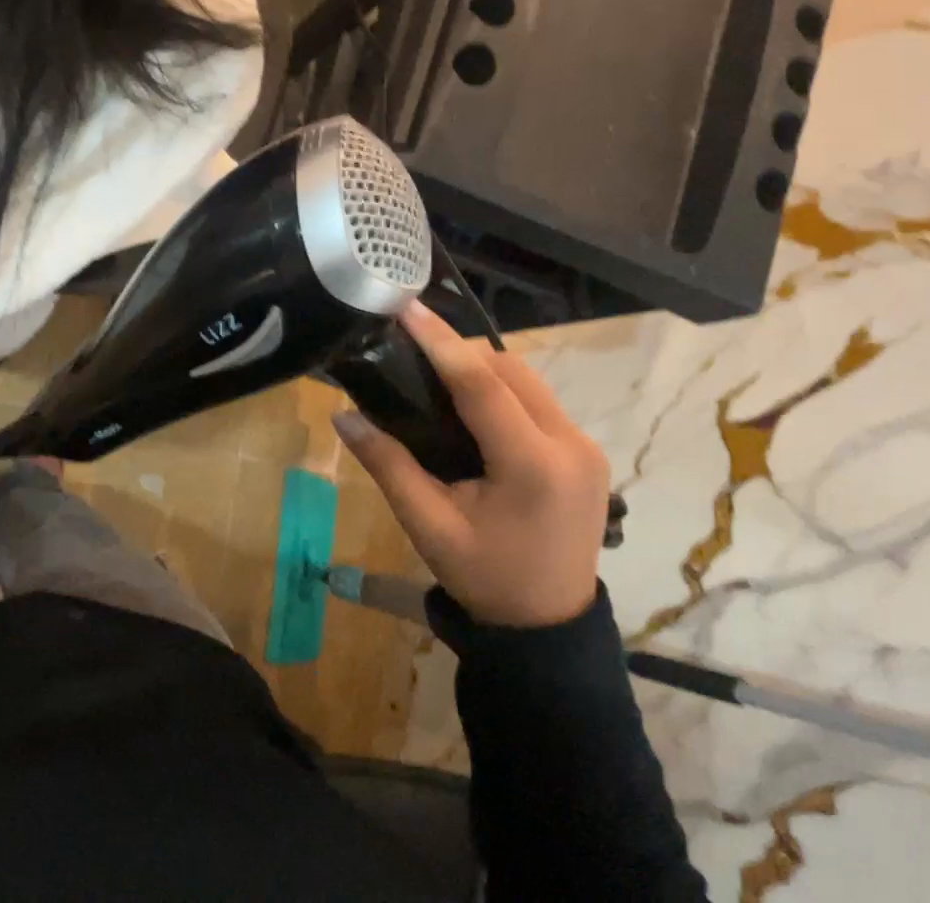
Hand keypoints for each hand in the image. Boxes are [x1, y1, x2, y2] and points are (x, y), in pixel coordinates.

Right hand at [333, 303, 608, 627]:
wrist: (546, 622)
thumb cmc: (483, 574)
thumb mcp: (427, 523)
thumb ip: (388, 465)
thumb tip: (342, 416)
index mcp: (532, 464)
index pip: (482, 385)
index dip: (441, 342)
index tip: (407, 308)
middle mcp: (571, 445)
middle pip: (513, 372)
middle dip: (461, 351)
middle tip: (410, 342)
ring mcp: (586, 448)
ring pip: (530, 383)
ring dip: (483, 369)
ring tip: (432, 369)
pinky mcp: (586, 454)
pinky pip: (539, 404)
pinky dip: (501, 391)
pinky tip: (468, 404)